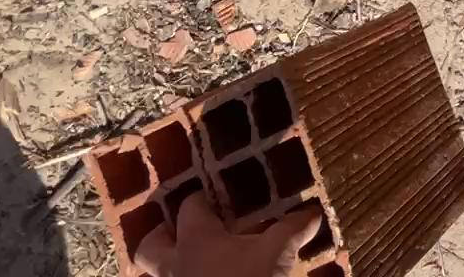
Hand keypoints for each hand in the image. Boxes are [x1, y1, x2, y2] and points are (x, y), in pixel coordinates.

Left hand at [133, 193, 321, 276]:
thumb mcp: (279, 251)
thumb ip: (295, 226)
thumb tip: (313, 211)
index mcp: (195, 240)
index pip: (190, 206)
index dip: (205, 196)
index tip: (222, 193)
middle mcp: (173, 266)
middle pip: (150, 245)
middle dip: (165, 234)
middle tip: (189, 229)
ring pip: (155, 275)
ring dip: (171, 266)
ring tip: (200, 261)